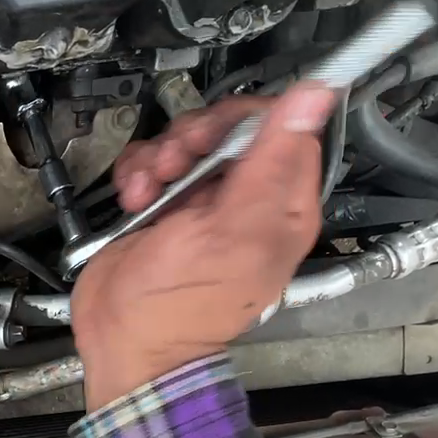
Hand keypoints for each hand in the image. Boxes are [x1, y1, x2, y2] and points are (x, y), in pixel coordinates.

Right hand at [71, 84, 337, 406]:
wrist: (120, 341)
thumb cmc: (176, 306)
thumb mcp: (232, 233)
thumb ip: (272, 163)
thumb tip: (316, 95)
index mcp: (278, 209)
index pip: (283, 130)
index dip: (243, 121)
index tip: (210, 139)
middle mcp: (241, 203)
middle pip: (228, 132)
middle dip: (194, 138)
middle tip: (173, 164)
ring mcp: (197, 208)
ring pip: (185, 146)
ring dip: (158, 158)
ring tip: (144, 191)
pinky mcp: (158, 213)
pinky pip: (150, 169)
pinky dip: (135, 176)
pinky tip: (132, 200)